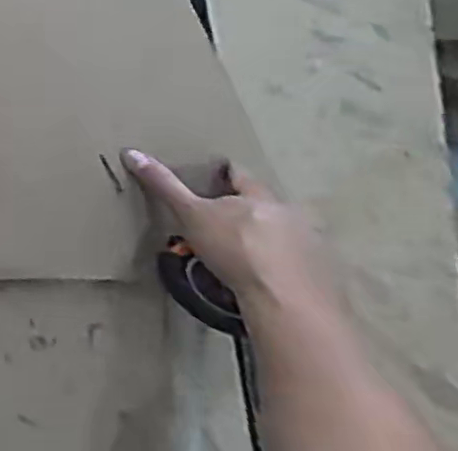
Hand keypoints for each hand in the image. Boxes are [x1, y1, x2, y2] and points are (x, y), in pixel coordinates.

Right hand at [122, 149, 327, 308]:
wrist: (290, 306)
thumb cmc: (236, 250)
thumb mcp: (190, 214)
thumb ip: (163, 184)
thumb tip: (131, 152)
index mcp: (261, 197)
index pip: (239, 173)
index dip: (220, 172)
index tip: (203, 177)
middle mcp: (293, 216)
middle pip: (262, 203)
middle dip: (242, 207)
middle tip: (216, 216)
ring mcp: (315, 247)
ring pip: (282, 231)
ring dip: (263, 235)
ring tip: (238, 247)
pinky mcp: (326, 277)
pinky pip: (297, 259)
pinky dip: (279, 260)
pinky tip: (263, 273)